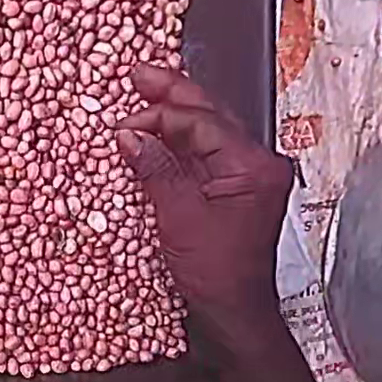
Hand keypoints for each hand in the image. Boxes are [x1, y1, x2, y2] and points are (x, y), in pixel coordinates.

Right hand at [114, 66, 293, 360]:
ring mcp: (249, 174)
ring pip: (209, 129)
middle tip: (139, 73)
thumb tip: (129, 135)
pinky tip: (160, 128)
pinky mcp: (236, 186)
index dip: (160, 117)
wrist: (234, 308)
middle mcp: (258, 162)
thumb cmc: (213, 271)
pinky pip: (206, 151)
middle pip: (211, 115)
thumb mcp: (179, 218)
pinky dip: (180, 139)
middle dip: (173, 93)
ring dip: (176, 111)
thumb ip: (157, 170)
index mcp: (253, 166)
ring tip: (148, 88)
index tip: (124, 126)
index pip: (201, 124)